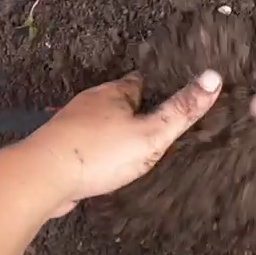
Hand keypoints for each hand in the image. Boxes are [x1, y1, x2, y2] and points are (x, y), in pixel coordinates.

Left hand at [14, 72, 221, 217]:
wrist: (43, 177)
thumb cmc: (98, 153)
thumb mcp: (150, 134)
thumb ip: (181, 110)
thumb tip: (213, 77)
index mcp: (113, 93)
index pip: (144, 81)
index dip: (163, 88)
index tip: (180, 94)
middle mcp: (91, 103)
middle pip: (122, 102)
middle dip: (141, 112)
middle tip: (164, 125)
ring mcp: (74, 125)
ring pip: (103, 124)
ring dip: (119, 133)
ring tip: (140, 147)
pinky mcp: (63, 148)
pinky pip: (89, 145)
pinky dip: (101, 152)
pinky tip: (109, 165)